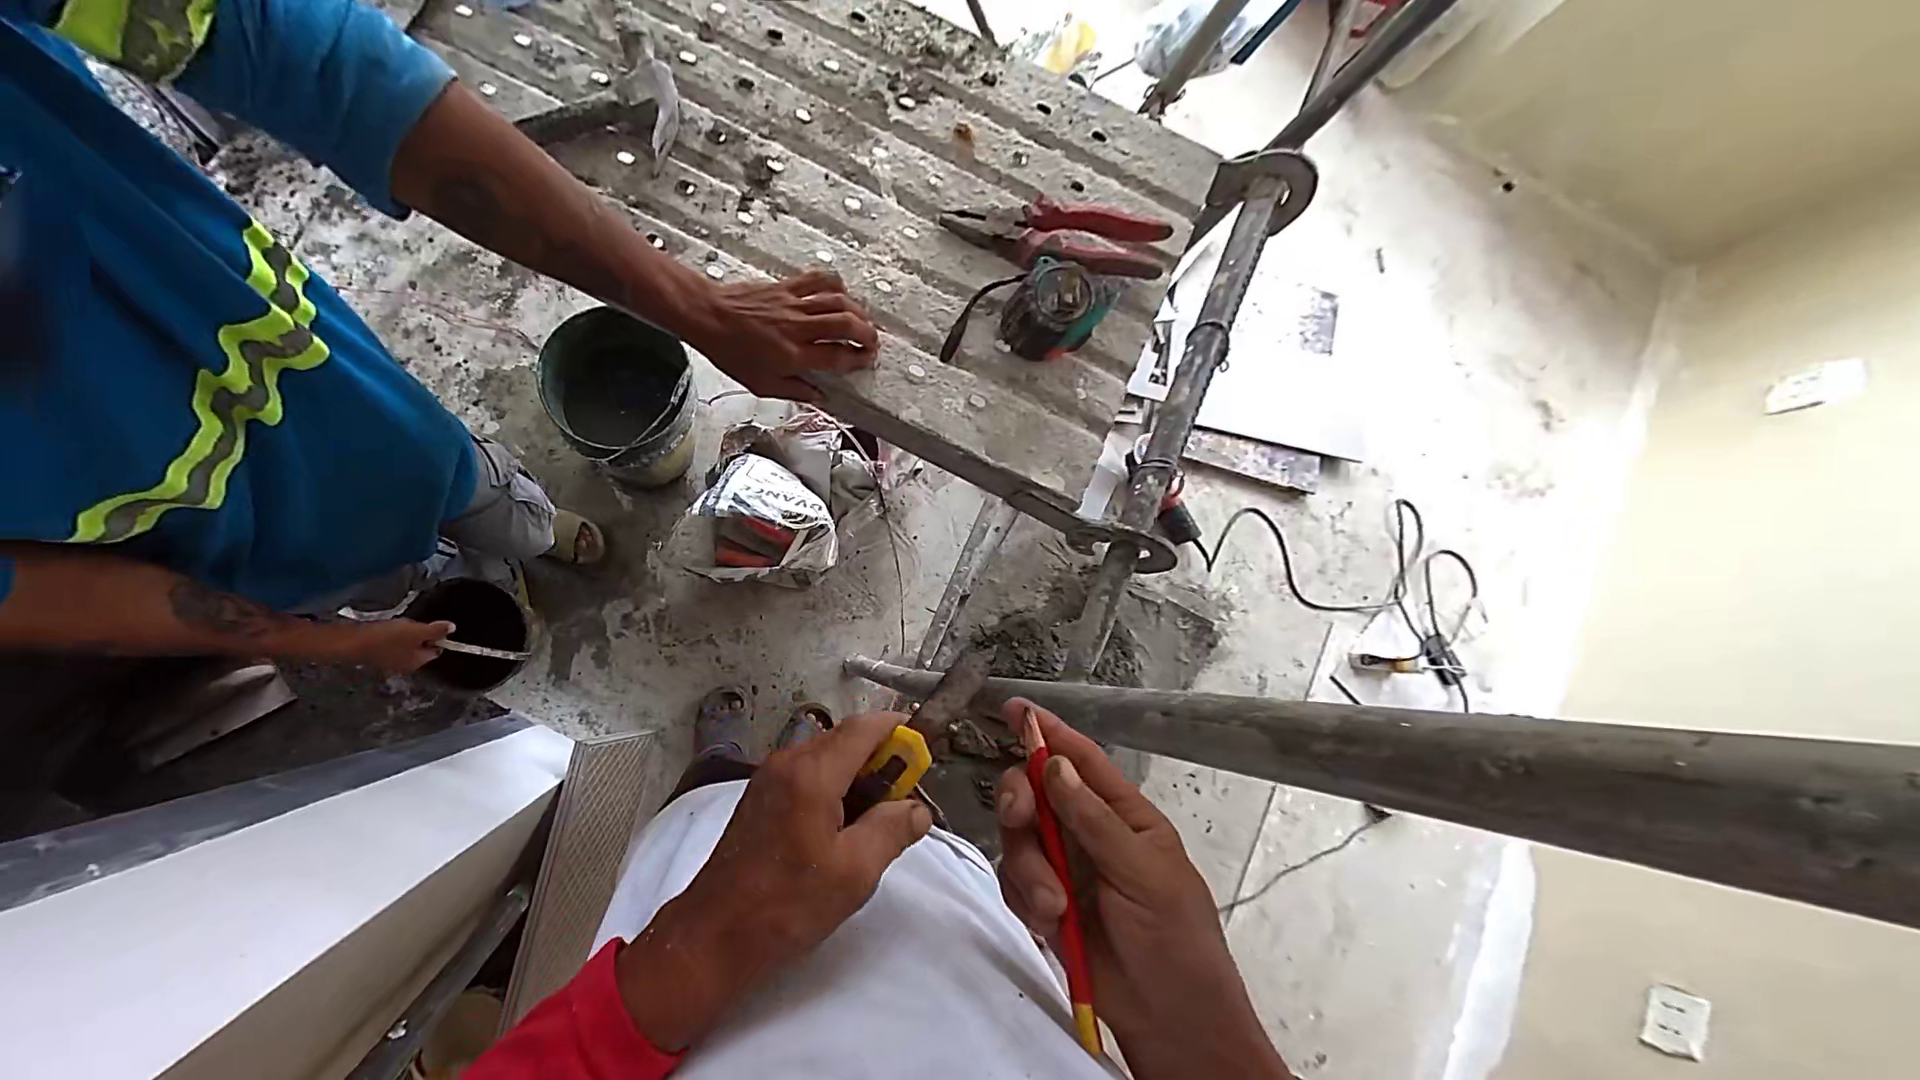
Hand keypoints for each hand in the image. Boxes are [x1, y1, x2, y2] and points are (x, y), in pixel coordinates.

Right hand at [339, 618, 454, 673]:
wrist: (346, 641)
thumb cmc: (387, 638)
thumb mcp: (418, 631)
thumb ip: (436, 631)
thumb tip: (453, 628)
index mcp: (417, 663)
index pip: (436, 651)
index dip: (436, 637)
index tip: (429, 626)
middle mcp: (402, 667)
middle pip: (420, 647)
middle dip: (418, 634)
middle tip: (410, 626)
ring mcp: (385, 662)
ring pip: (403, 644)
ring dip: (402, 633)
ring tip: (395, 626)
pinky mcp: (371, 655)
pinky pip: (387, 643)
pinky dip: (387, 634)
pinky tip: (381, 628)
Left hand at [615, 711, 932, 1050]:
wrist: (712, 937)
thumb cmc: (786, 905)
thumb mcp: (855, 872)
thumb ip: (892, 829)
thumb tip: (918, 810)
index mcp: (813, 773)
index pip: (866, 727)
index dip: (899, 731)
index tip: (922, 752)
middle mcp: (788, 761)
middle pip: (846, 737)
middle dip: (881, 756)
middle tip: (901, 796)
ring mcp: (770, 775)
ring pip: (828, 753)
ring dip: (858, 771)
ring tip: (873, 816)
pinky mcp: (761, 794)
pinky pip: (809, 770)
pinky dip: (834, 783)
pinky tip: (841, 824)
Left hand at [686, 271, 879, 401]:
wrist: (708, 317)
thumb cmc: (731, 352)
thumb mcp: (762, 385)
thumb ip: (795, 391)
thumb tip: (819, 396)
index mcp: (792, 355)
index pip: (837, 356)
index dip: (858, 359)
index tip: (866, 361)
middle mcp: (797, 328)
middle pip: (845, 324)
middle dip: (866, 333)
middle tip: (873, 342)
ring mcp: (793, 304)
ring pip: (838, 300)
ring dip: (857, 311)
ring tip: (863, 321)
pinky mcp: (787, 287)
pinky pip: (819, 280)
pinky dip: (836, 286)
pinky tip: (842, 295)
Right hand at [996, 700, 1292, 1079]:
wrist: (1169, 1022)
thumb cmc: (1174, 938)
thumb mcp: (1142, 872)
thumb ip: (1093, 818)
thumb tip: (1054, 764)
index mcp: (1120, 812)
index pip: (1079, 759)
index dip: (1047, 731)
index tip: (1016, 708)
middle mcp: (1085, 830)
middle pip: (1035, 791)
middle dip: (1021, 800)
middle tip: (1020, 816)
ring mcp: (1063, 866)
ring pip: (1020, 838)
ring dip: (1030, 869)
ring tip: (1055, 907)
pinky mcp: (1044, 901)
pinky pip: (1014, 880)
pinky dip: (1025, 897)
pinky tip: (1050, 921)